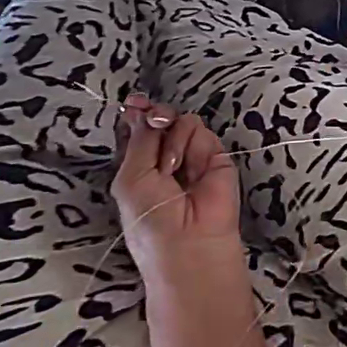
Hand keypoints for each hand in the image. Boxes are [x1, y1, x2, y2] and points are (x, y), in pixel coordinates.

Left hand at [113, 95, 241, 278]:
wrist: (191, 245)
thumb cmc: (150, 220)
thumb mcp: (131, 178)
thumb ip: (139, 140)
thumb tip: (141, 108)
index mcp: (139, 163)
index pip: (139, 128)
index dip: (138, 112)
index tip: (136, 102)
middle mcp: (165, 156)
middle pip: (162, 119)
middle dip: (157, 116)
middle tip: (157, 123)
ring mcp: (192, 156)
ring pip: (182, 122)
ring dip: (174, 140)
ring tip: (173, 169)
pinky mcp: (216, 157)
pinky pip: (202, 133)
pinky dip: (194, 148)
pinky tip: (194, 172)